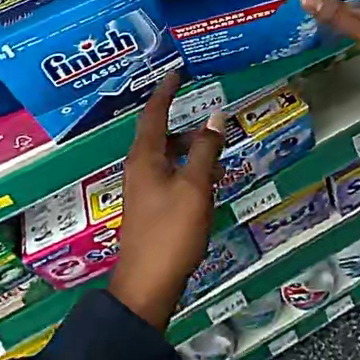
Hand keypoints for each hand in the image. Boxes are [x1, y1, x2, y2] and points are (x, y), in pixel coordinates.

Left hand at [109, 71, 224, 329]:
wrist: (148, 286)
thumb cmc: (171, 231)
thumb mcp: (196, 186)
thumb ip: (207, 149)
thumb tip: (216, 116)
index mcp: (144, 157)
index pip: (154, 113)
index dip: (166, 92)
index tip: (177, 73)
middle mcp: (139, 168)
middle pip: (162, 135)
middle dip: (188, 128)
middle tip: (214, 126)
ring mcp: (143, 189)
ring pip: (168, 157)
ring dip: (192, 151)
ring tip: (220, 159)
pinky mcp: (150, 207)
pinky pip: (171, 175)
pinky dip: (189, 170)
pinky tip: (209, 184)